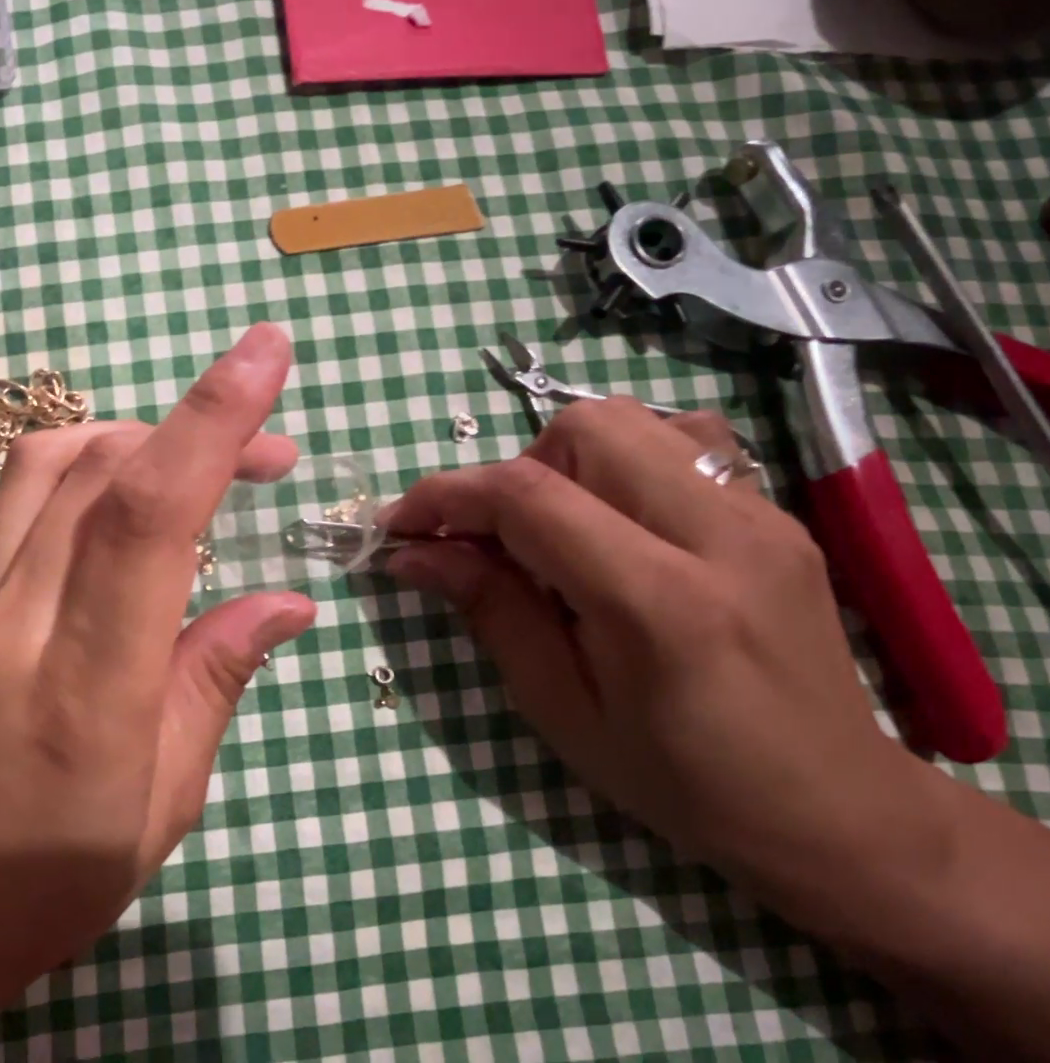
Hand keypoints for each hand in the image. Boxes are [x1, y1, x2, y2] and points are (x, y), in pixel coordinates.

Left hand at [0, 324, 317, 1055]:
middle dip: (194, 424)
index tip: (267, 353)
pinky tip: (123, 503)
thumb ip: (214, 684)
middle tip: (274, 451)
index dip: (211, 422)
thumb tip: (283, 601)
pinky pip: (15, 504)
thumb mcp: (162, 805)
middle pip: (96, 470)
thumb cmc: (43, 884)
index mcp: (88, 685)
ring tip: (199, 466)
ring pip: (43, 468)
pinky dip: (82, 470)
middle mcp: (19, 622)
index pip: (146, 517)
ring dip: (132, 436)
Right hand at [375, 400, 941, 906]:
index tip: (400, 526)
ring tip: (555, 528)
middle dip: (514, 468)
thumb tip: (413, 554)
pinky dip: (623, 462)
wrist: (828, 806)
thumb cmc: (676, 777)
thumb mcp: (559, 707)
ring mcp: (761, 514)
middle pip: (587, 427)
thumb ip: (490, 610)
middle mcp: (720, 534)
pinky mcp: (777, 514)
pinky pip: (683, 443)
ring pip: (636, 421)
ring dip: (568, 459)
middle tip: (495, 537)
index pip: (530, 497)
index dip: (445, 497)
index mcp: (658, 601)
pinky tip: (615, 522)